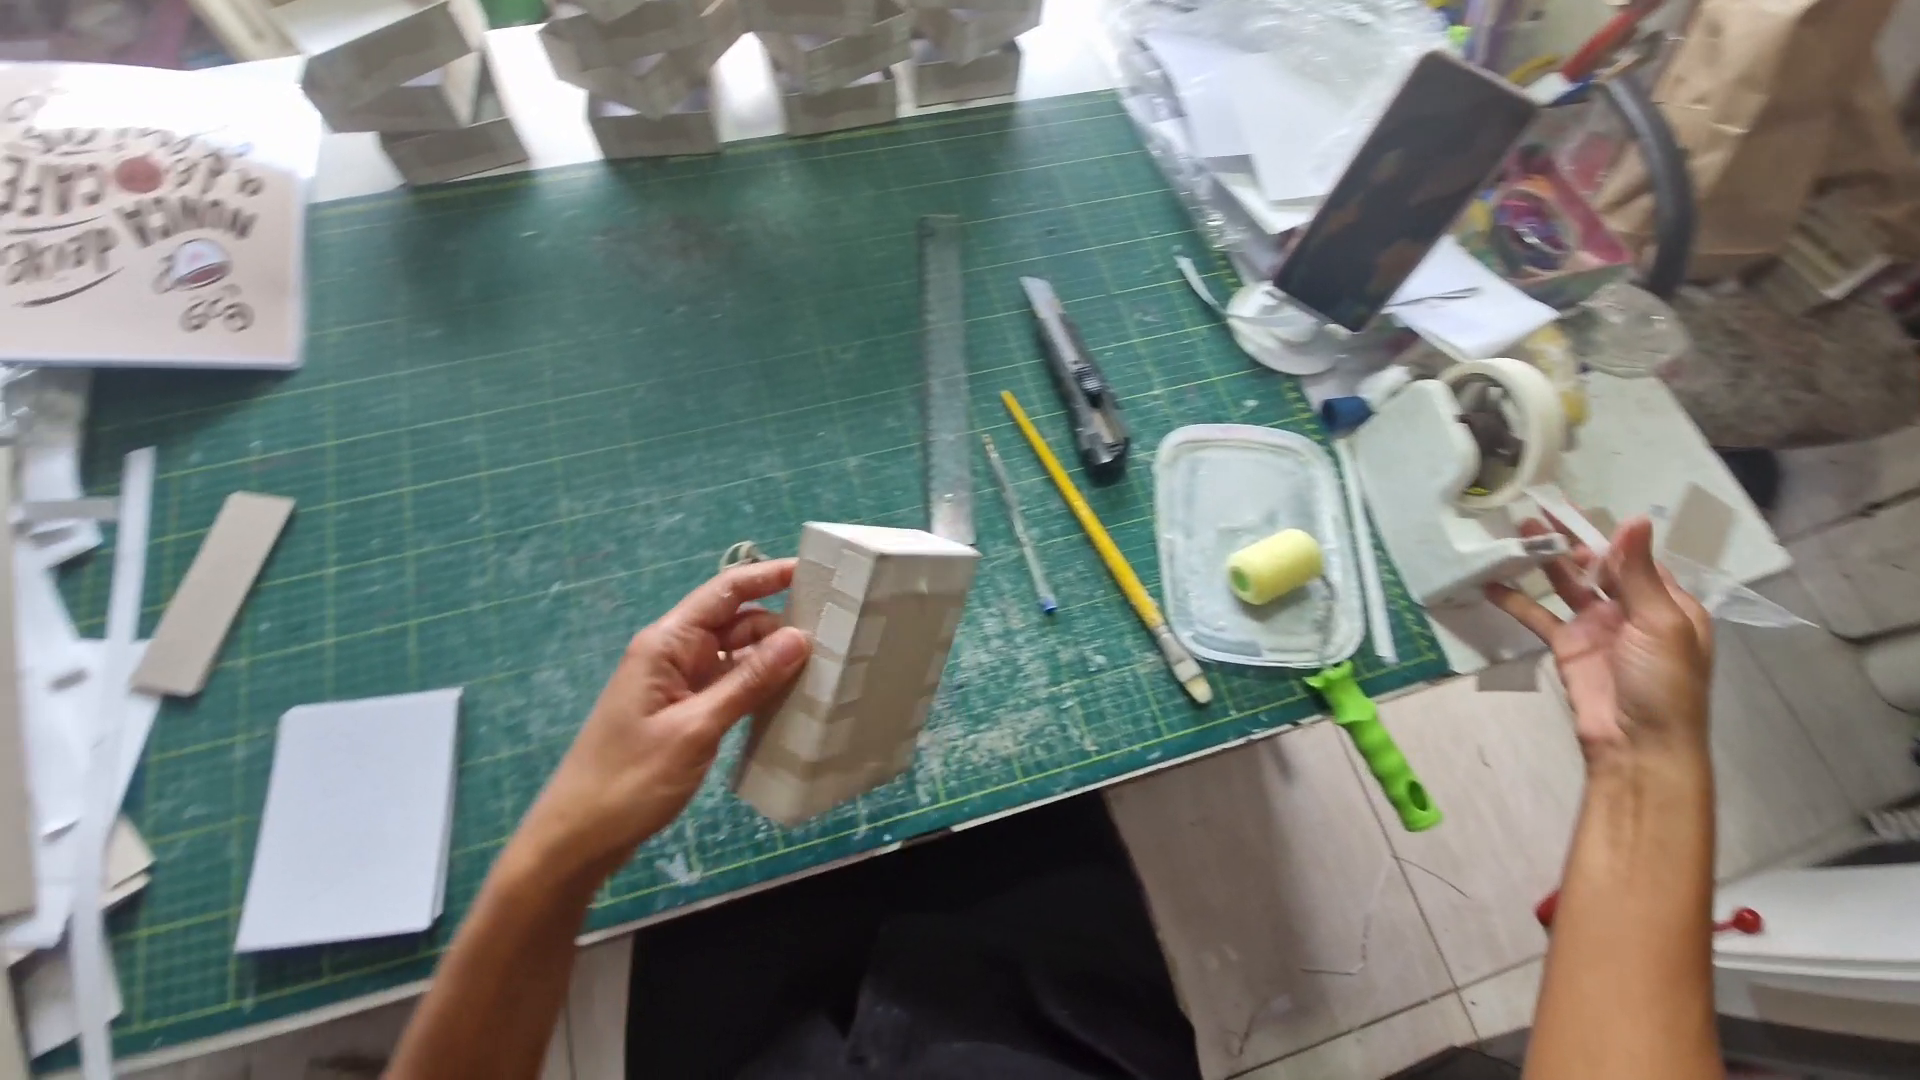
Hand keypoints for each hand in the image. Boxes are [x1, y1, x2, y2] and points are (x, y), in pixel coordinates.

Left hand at [515, 560, 811, 878]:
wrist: (579, 837)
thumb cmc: (630, 779)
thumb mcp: (696, 728)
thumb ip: (749, 682)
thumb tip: (799, 638)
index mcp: (667, 643)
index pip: (724, 592)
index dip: (767, 577)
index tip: (814, 572)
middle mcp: (674, 654)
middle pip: (736, 622)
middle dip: (780, 624)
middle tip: (834, 634)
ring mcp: (681, 684)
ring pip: (736, 655)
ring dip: (773, 659)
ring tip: (824, 664)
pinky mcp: (687, 711)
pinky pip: (731, 685)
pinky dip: (759, 686)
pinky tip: (792, 696)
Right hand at [1485, 516, 1713, 767]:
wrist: (1637, 743)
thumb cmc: (1664, 682)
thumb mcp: (1660, 623)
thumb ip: (1640, 572)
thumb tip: (1635, 520)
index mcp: (1667, 603)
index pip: (1635, 558)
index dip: (1606, 533)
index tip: (1572, 509)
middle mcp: (1632, 610)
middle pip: (1597, 566)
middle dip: (1568, 540)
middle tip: (1535, 513)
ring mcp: (1596, 627)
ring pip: (1565, 585)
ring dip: (1542, 562)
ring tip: (1514, 534)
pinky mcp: (1566, 646)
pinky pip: (1538, 616)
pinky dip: (1515, 600)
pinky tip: (1492, 584)